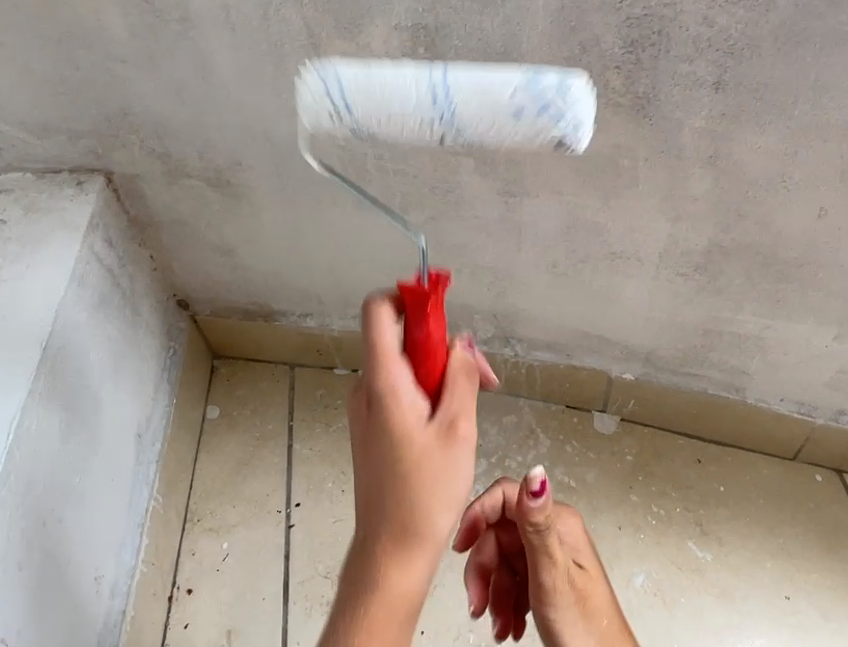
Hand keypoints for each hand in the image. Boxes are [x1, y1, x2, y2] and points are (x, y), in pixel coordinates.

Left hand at [320, 291, 499, 645]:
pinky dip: (427, 392)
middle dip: (443, 344)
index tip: (442, 308)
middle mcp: (366, 387)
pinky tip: (449, 423)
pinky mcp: (372, 425)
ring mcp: (366, 407)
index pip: (378, 309)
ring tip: (469, 406)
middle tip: (481, 375)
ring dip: (439, 372)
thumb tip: (461, 340)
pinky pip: (399, 389)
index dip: (408, 296)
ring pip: (405, 365)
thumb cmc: (425, 493)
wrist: (391, 552)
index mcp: (383, 381)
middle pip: (401, 336)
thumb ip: (461, 374)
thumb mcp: (458, 428)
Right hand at [452, 467, 637, 645]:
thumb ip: (537, 524)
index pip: (505, 497)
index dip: (478, 516)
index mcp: (557, 521)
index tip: (462, 545)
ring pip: (502, 560)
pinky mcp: (546, 578)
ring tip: (498, 624)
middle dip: (483, 569)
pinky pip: (512, 580)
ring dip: (492, 594)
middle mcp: (553, 532)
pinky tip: (509, 625)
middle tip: (478, 601)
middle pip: (498, 533)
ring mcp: (549, 556)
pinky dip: (504, 604)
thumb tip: (535, 472)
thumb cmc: (587, 629)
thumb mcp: (552, 575)